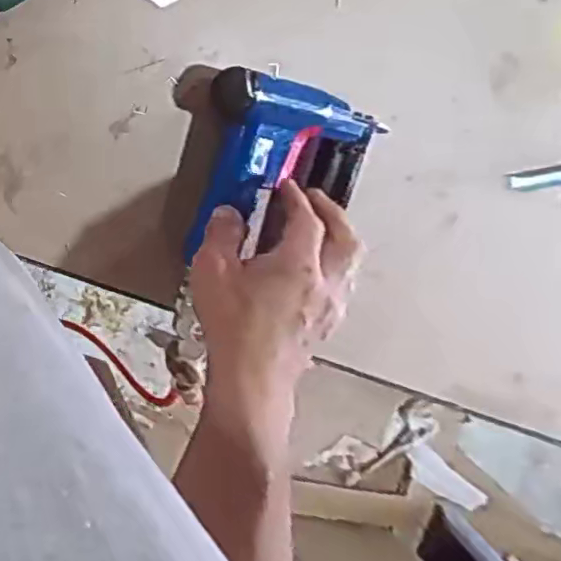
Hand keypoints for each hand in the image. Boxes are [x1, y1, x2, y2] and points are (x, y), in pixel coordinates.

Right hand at [190, 180, 361, 445]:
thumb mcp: (212, 268)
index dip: (296, 198)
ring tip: (317, 228)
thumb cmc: (234, 324)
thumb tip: (229, 215)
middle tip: (314, 198)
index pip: (307, 220)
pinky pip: (341, 282)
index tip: (285, 186)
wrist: (252, 375)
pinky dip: (331, 262)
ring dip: (336, 238)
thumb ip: (221, 234)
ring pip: (349, 262)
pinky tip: (310, 266)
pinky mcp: (326, 323)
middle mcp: (324, 283)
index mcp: (298, 264)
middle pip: (346, 238)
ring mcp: (330, 306)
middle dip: (332, 212)